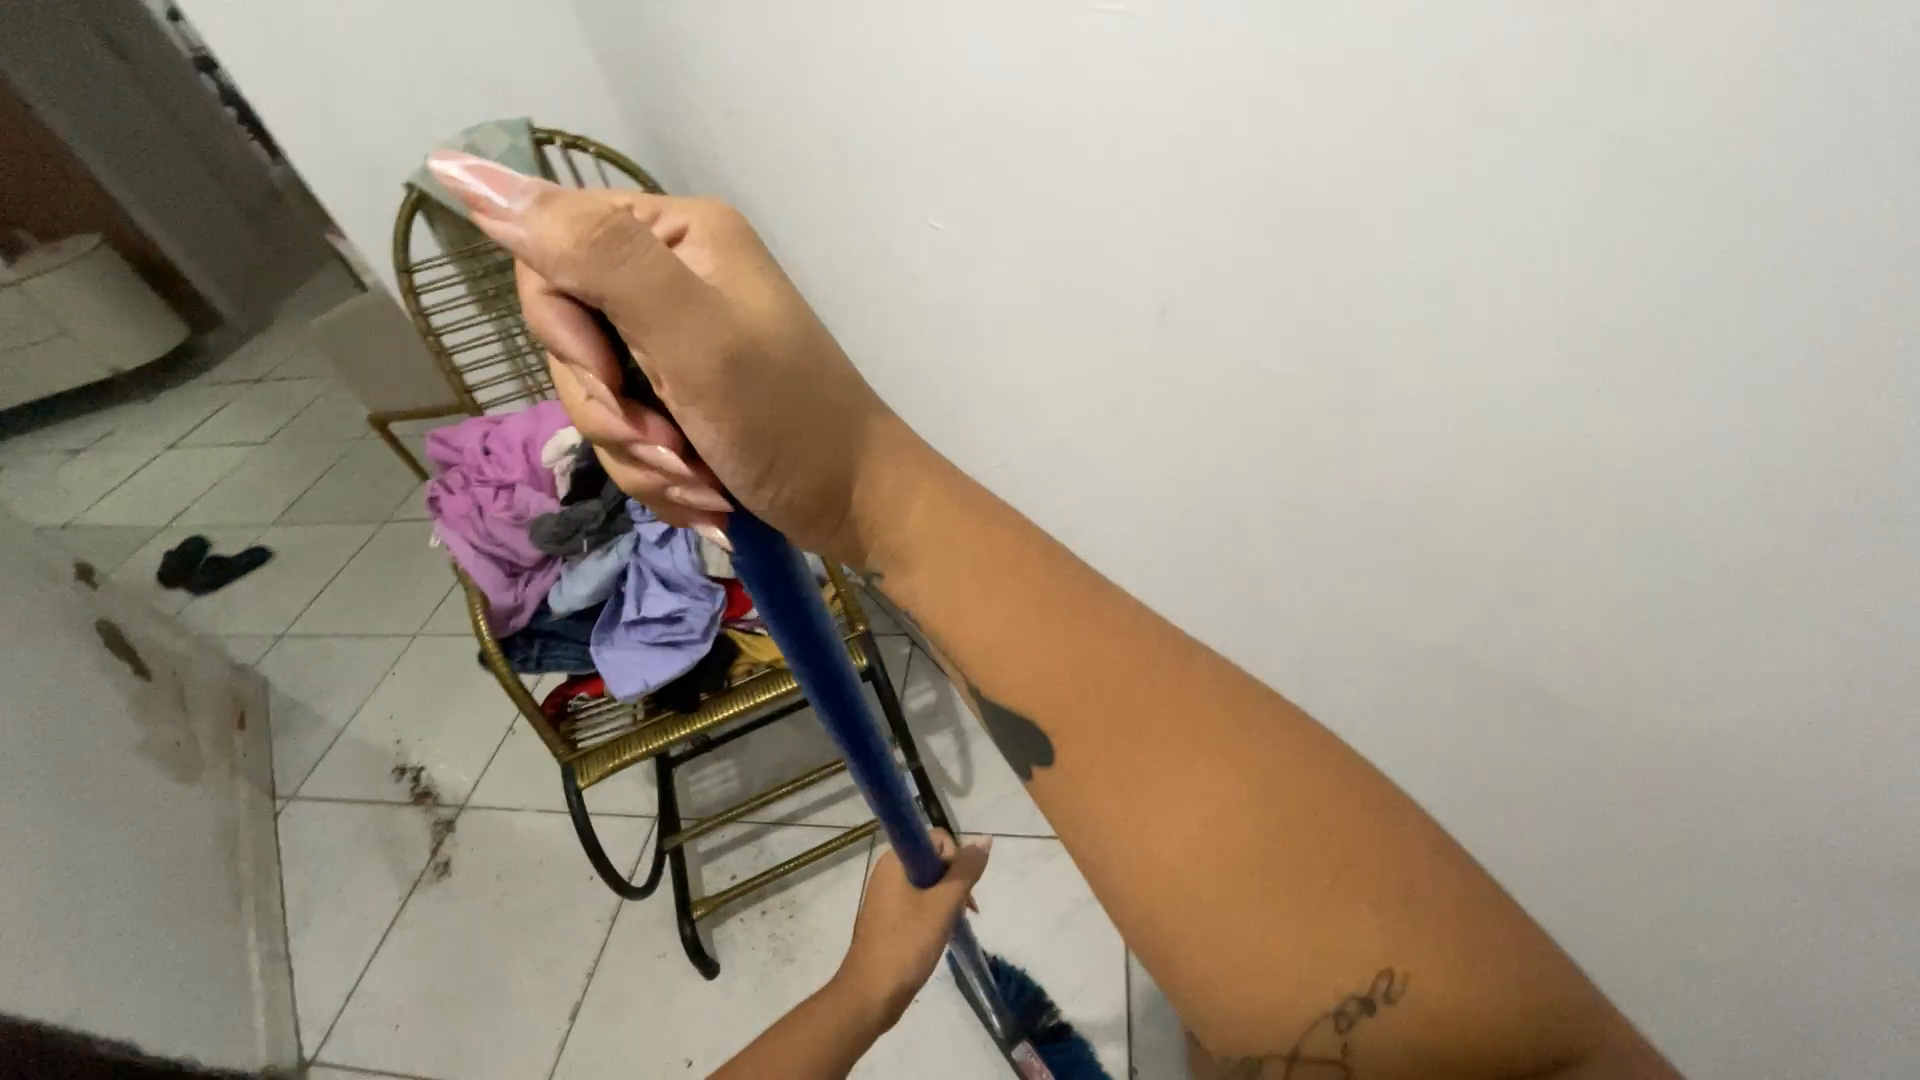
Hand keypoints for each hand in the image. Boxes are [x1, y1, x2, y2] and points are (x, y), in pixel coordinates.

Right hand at [425, 151, 934, 566]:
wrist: (858, 507)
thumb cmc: (791, 423)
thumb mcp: (694, 338)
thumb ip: (593, 255)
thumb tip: (458, 166)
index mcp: (679, 238)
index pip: (549, 255)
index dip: (566, 333)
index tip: (618, 380)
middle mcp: (674, 281)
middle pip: (569, 341)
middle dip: (615, 416)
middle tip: (677, 447)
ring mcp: (681, 349)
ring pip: (599, 404)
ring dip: (643, 460)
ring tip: (704, 481)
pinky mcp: (688, 405)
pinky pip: (632, 442)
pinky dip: (664, 479)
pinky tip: (711, 496)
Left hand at [835, 830, 991, 1030]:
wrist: (869, 997)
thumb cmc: (905, 946)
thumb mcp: (942, 906)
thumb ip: (965, 871)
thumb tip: (985, 838)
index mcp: (895, 860)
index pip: (937, 839)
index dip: (956, 859)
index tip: (961, 890)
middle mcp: (889, 871)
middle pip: (934, 860)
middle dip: (955, 883)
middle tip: (962, 913)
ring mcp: (887, 895)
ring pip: (929, 883)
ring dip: (947, 901)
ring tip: (953, 927)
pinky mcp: (889, 917)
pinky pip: (919, 902)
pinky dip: (935, 913)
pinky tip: (942, 934)